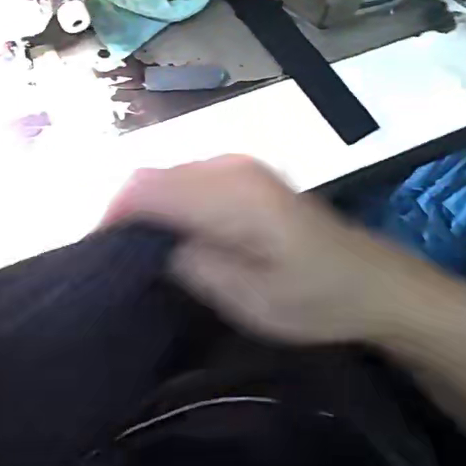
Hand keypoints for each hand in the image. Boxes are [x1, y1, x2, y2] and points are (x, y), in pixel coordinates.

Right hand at [105, 156, 447, 345]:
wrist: (372, 282)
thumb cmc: (315, 298)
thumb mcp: (250, 299)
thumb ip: (193, 265)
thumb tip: (153, 246)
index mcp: (231, 195)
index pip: (148, 188)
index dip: (112, 215)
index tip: (94, 252)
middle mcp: (231, 168)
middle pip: (153, 175)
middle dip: (124, 211)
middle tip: (110, 258)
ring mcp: (240, 166)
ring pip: (169, 175)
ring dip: (145, 206)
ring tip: (133, 250)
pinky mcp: (246, 175)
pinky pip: (189, 179)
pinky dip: (168, 201)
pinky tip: (169, 234)